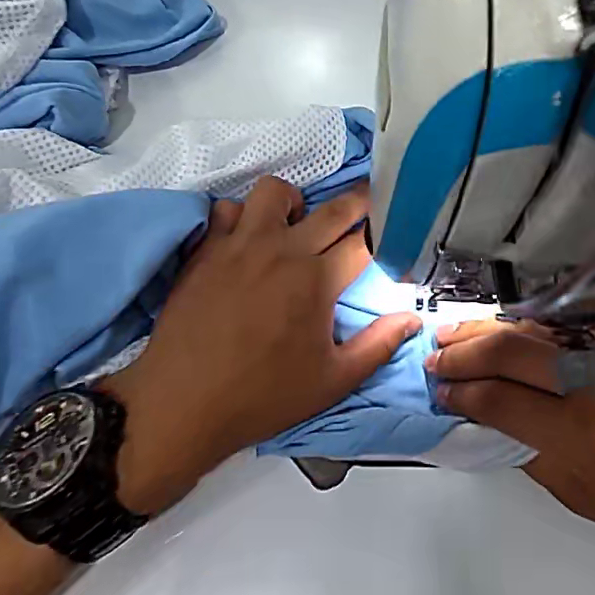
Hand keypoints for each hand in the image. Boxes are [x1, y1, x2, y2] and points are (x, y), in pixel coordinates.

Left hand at [100, 178, 420, 513]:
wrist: (182, 403)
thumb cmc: (263, 395)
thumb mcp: (332, 381)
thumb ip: (378, 346)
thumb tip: (412, 319)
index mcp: (317, 280)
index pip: (365, 243)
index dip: (385, 239)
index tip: (390, 242)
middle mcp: (282, 250)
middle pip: (334, 207)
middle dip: (360, 202)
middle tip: (368, 208)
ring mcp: (240, 244)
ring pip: (275, 191)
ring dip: (295, 203)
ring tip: (296, 226)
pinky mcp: (206, 249)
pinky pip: (228, 210)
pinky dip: (243, 218)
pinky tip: (247, 242)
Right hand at [428, 320, 594, 559]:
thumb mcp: (582, 494)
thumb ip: (531, 452)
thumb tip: (492, 419)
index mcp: (577, 434)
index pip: (498, 400)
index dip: (460, 393)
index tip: (438, 390)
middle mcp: (591, 381)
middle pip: (508, 351)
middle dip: (462, 351)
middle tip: (434, 354)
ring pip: (533, 328)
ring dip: (488, 329)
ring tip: (455, 332)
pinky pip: (566, 326)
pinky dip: (529, 329)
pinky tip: (508, 332)